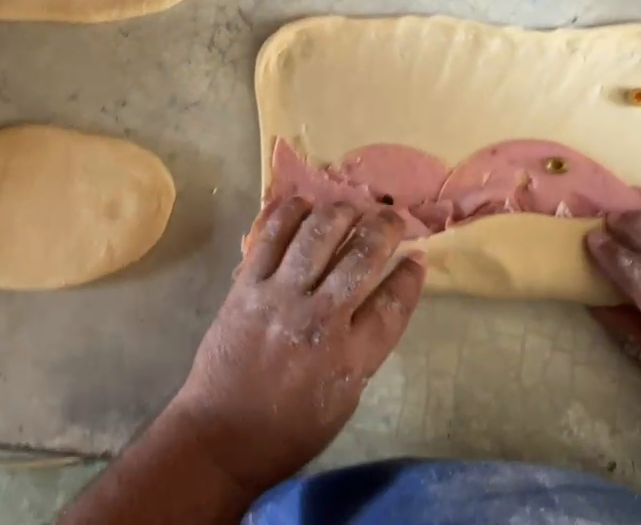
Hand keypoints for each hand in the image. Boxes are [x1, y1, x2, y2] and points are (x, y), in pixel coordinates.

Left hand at [163, 198, 426, 491]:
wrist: (221, 435)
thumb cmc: (289, 428)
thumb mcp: (344, 398)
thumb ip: (363, 348)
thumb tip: (379, 301)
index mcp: (349, 358)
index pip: (392, 304)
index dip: (409, 275)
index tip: (418, 255)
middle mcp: (319, 320)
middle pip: (361, 257)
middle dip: (385, 228)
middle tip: (392, 217)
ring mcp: (279, 297)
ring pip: (318, 234)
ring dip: (341, 212)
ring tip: (352, 207)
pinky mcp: (246, 286)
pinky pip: (271, 235)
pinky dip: (291, 212)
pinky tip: (305, 204)